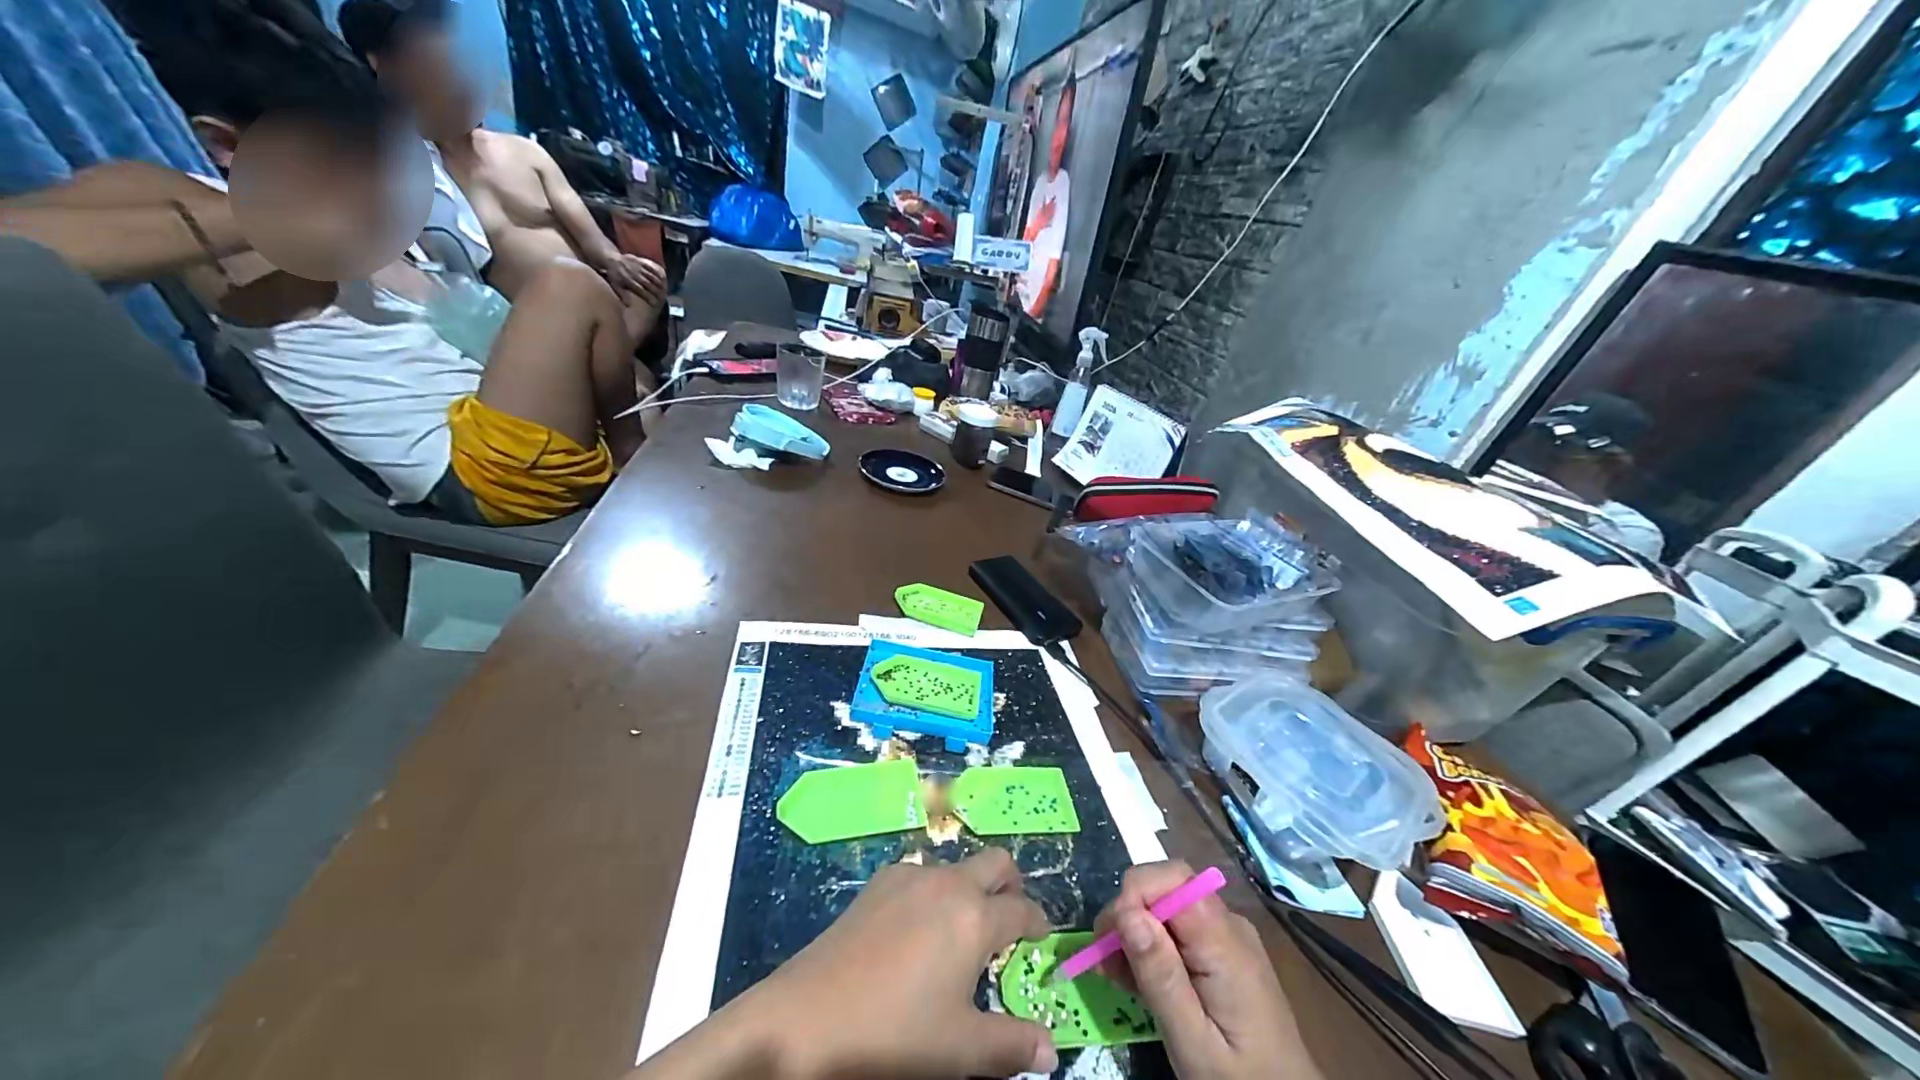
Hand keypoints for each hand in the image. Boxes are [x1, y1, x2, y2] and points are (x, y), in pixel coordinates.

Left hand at [603, 252, 665, 309]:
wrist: (611, 259)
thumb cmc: (614, 275)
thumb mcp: (615, 286)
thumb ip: (622, 295)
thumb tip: (629, 306)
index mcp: (628, 281)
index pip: (641, 291)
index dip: (648, 298)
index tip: (655, 304)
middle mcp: (634, 274)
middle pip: (648, 284)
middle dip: (656, 291)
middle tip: (663, 298)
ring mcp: (638, 267)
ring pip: (651, 276)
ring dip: (659, 283)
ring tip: (665, 290)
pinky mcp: (640, 261)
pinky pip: (650, 266)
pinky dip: (657, 272)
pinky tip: (663, 277)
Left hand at [637, 850, 1056, 1079]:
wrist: (805, 1021)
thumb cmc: (894, 1036)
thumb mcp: (960, 1050)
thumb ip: (1012, 1045)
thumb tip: (1050, 1050)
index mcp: (974, 916)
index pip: (1023, 908)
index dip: (1039, 923)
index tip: (1042, 939)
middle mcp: (946, 883)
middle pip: (995, 862)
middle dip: (1011, 885)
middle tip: (1010, 921)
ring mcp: (907, 877)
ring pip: (955, 866)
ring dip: (970, 887)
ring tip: (961, 933)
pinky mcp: (876, 884)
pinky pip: (920, 875)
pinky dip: (934, 892)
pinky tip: (917, 932)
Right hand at [1093, 861, 1321, 1079]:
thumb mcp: (1193, 1042)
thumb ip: (1160, 975)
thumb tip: (1126, 912)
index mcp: (1224, 941)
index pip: (1173, 878)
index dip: (1133, 896)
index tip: (1109, 940)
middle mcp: (1227, 924)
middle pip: (1166, 887)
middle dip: (1127, 914)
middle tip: (1105, 964)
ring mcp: (1226, 936)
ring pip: (1166, 905)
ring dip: (1134, 932)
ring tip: (1117, 977)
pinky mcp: (1221, 951)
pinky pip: (1177, 928)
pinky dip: (1150, 945)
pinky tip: (1138, 979)